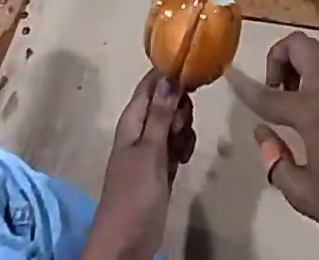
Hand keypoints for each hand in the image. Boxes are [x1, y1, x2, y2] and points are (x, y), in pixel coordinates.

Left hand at [82, 72, 194, 259]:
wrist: (126, 245)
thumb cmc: (134, 193)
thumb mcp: (150, 150)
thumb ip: (161, 113)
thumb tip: (169, 75)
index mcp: (133, 119)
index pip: (152, 83)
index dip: (171, 75)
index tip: (193, 77)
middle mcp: (143, 128)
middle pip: (168, 100)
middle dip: (180, 108)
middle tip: (179, 128)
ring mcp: (152, 148)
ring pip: (176, 122)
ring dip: (184, 130)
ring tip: (181, 149)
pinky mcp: (162, 166)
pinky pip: (178, 143)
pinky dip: (184, 147)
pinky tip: (184, 160)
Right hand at [228, 34, 318, 259]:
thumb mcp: (303, 193)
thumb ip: (275, 161)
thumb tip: (263, 133)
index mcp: (313, 111)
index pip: (268, 95)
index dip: (245, 87)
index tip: (229, 74)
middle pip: (299, 45)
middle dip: (278, 57)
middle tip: (276, 89)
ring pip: (317, 52)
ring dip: (298, 64)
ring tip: (293, 100)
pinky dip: (316, 75)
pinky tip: (316, 109)